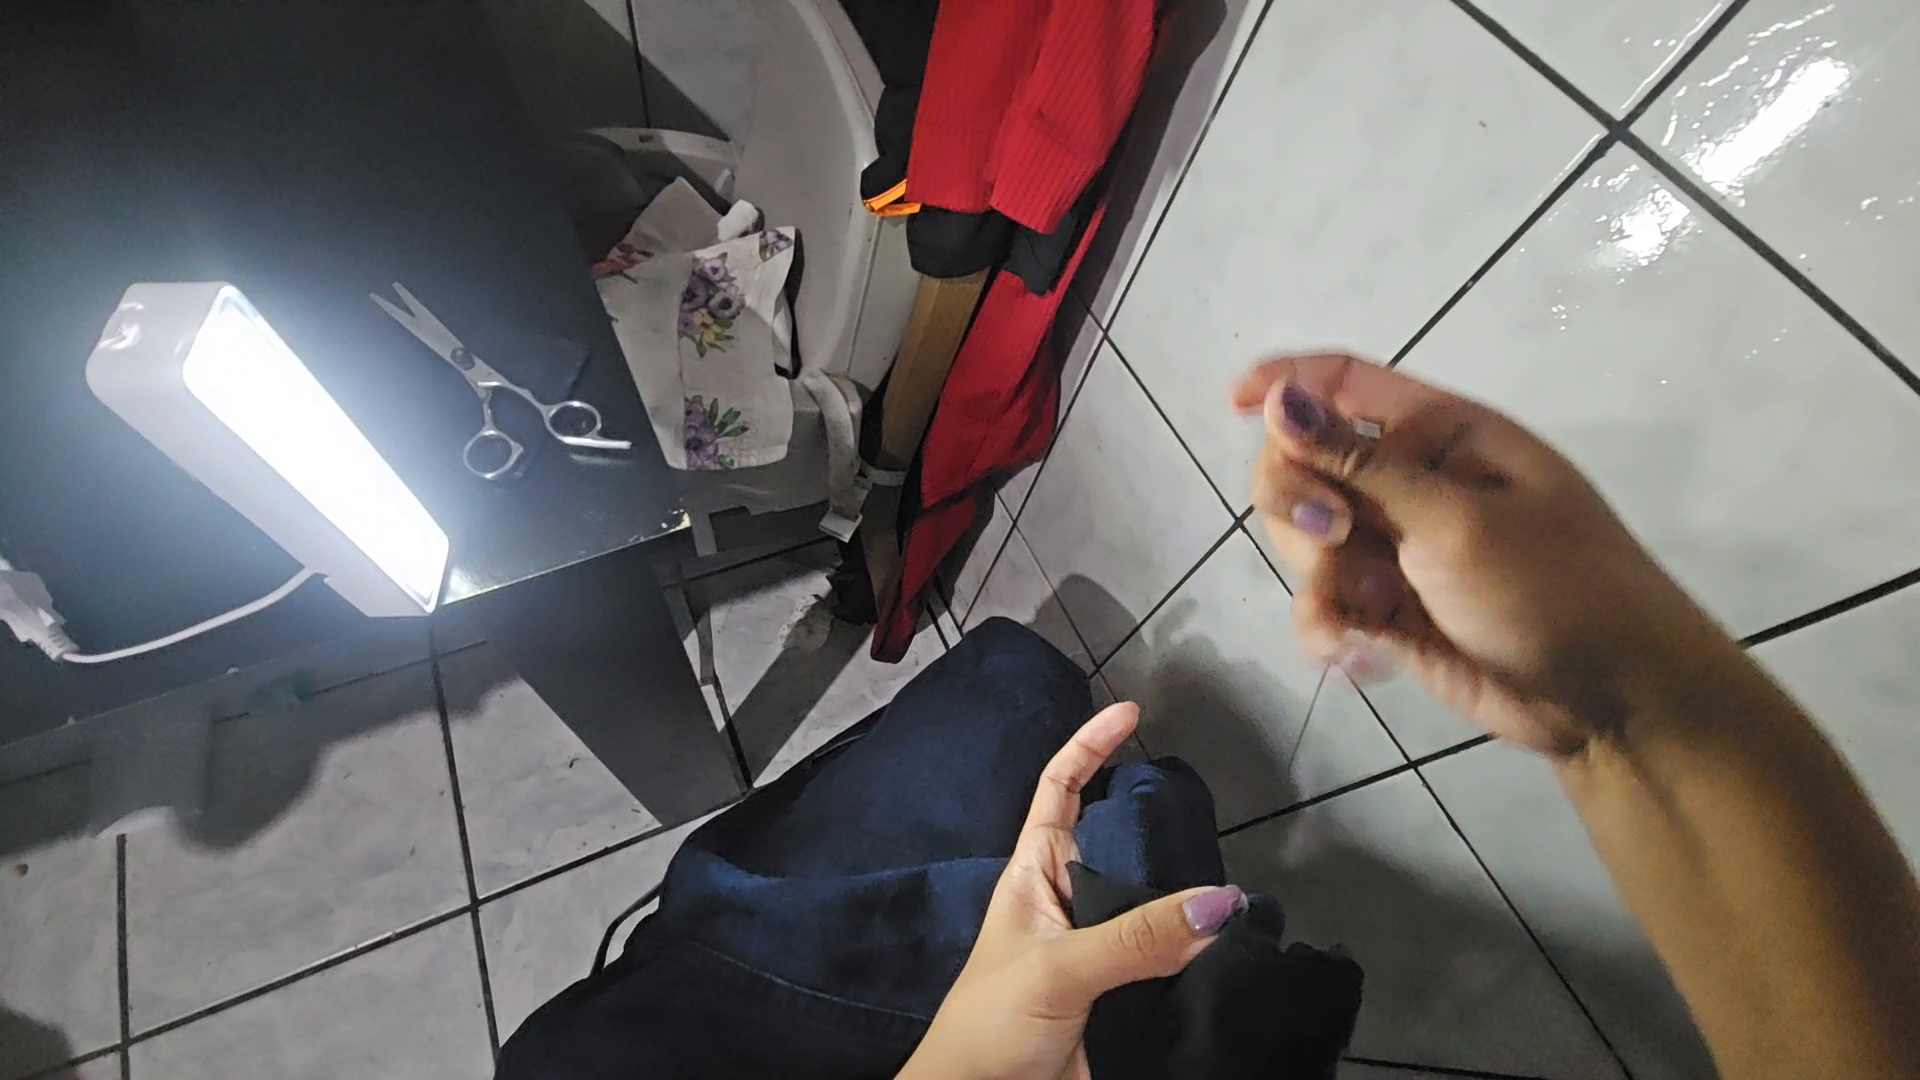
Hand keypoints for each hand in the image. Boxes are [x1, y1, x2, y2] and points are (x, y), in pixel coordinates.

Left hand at [897, 703, 1245, 1079]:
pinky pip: (1159, 946)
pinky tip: (1224, 930)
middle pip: (1113, 833)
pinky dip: (1188, 934)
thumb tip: (1218, 900)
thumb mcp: (1058, 966)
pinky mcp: (1116, 985)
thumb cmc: (993, 1019)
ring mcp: (1092, 937)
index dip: (1090, 743)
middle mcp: (1065, 891)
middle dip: (1151, 812)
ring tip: (1227, 862)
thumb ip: (1134, 937)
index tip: (1130, 711)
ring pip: (1142, 889)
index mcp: (1034, 866)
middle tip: (1203, 801)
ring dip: (1177, 878)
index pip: (1060, 784)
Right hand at [1234, 353, 1736, 756]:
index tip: (1234, 402)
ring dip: (1322, 575)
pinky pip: (1315, 599)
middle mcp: (1402, 482)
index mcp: (1436, 435)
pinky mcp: (1376, 602)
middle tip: (1337, 535)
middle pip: (1299, 464)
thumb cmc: (1555, 589)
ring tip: (1373, 606)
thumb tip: (1279, 402)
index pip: (1343, 383)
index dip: (1285, 382)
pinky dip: (1325, 625)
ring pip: (1298, 537)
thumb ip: (1357, 466)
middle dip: (1300, 502)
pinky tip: (1355, 653)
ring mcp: (1386, 544)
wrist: (1607, 701)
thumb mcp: (1455, 520)